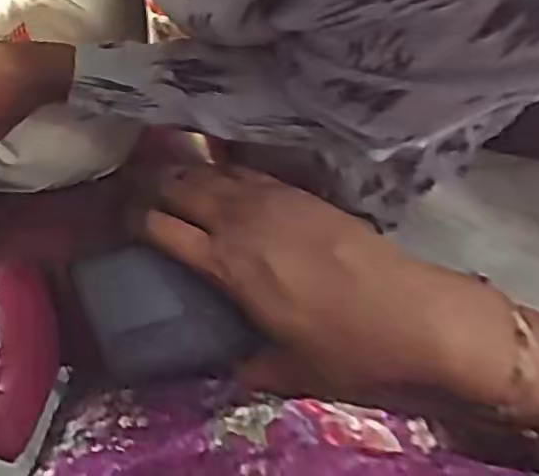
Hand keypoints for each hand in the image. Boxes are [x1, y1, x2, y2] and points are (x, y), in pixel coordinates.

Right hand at [139, 163, 538, 427]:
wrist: (417, 313)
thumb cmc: (351, 348)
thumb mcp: (296, 370)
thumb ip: (252, 367)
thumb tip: (226, 367)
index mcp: (227, 265)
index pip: (161, 228)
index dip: (133, 218)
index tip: (121, 218)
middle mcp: (236, 221)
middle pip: (176, 186)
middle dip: (149, 184)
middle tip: (133, 188)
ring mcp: (265, 198)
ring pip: (205, 171)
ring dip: (179, 170)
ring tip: (164, 174)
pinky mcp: (291, 189)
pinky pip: (240, 169)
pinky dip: (219, 168)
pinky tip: (216, 173)